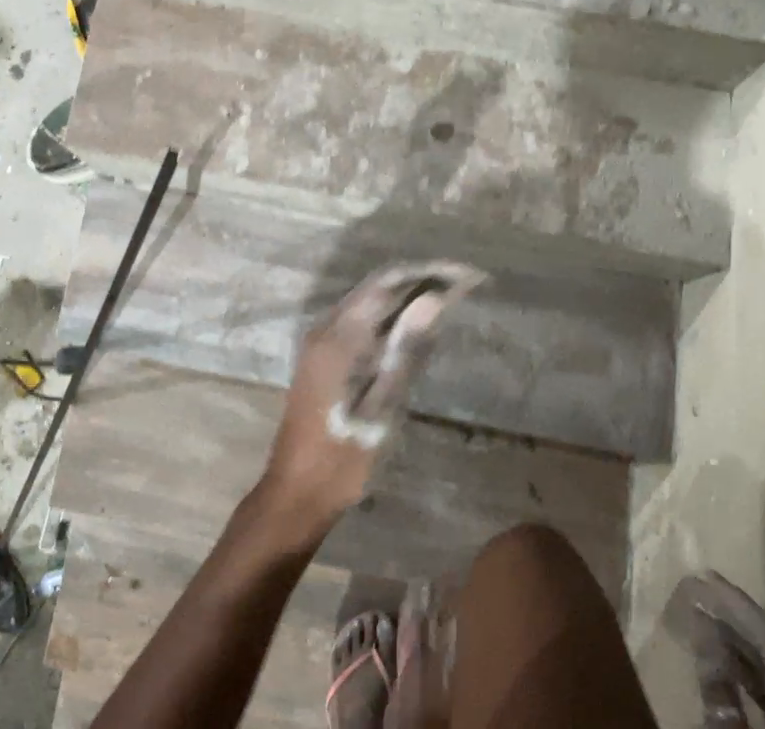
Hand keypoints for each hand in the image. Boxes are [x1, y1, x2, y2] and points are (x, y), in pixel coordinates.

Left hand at [259, 262, 484, 526]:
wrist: (295, 492)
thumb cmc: (341, 458)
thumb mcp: (382, 408)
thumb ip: (405, 350)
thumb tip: (433, 299)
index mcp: (338, 337)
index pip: (387, 282)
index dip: (430, 271)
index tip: (469, 276)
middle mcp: (325, 328)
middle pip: (378, 285)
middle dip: (423, 278)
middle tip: (468, 285)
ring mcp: (321, 342)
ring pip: (370, 301)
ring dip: (409, 294)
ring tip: (453, 298)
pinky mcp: (324, 357)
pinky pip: (362, 320)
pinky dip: (393, 315)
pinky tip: (418, 326)